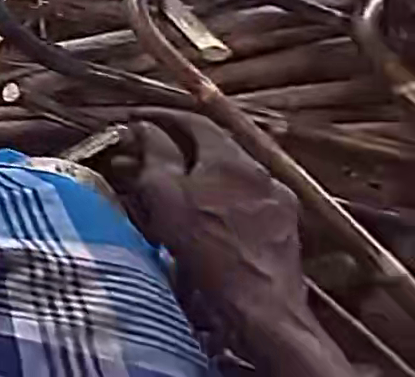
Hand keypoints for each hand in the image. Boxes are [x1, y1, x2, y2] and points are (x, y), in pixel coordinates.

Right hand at [124, 111, 346, 374]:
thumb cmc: (200, 238)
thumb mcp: (160, 188)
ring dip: (192, 165)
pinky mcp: (284, 224)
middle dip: (174, 141)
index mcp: (234, 161)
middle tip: (141, 146)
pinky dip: (212, 185)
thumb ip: (154, 151)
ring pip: (227, 169)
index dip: (159, 115)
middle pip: (214, 144)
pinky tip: (192, 199)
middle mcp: (264, 175)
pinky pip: (242, 191)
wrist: (257, 300)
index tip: (132, 118)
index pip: (195, 121)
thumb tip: (145, 127)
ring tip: (161, 175)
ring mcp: (280, 201)